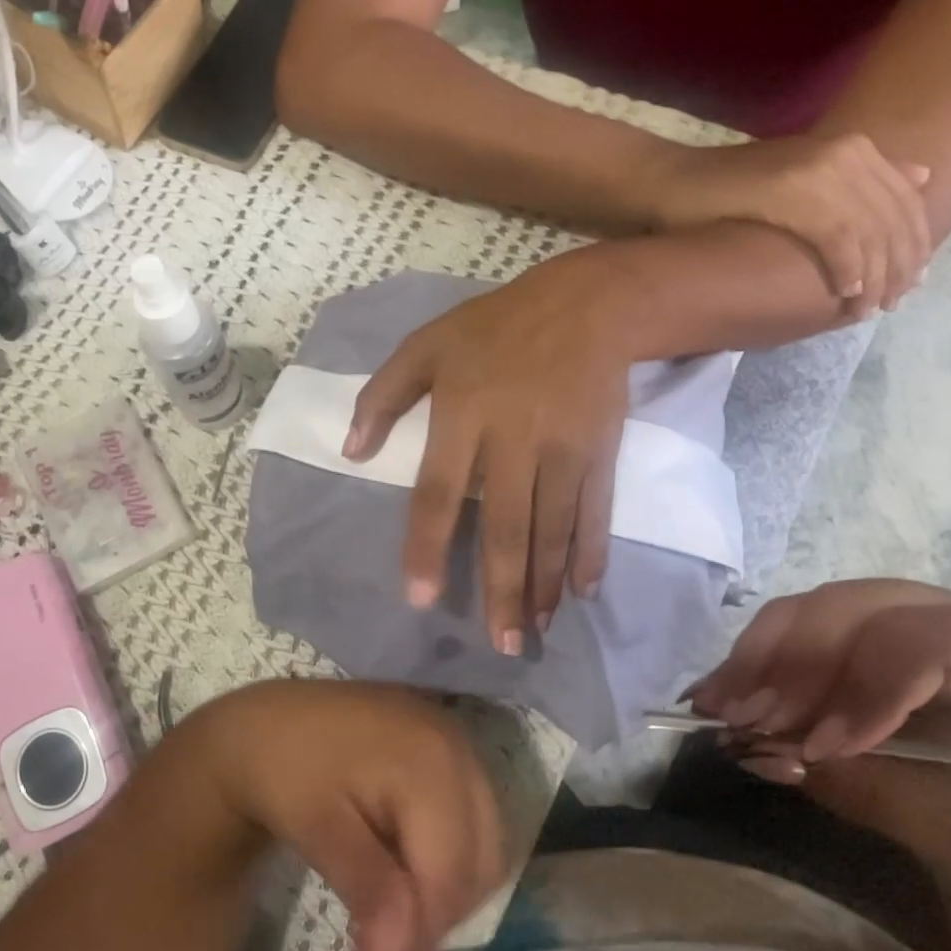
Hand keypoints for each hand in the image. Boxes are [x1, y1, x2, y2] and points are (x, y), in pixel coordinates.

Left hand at [191, 681, 507, 950]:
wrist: (264, 719)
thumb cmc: (285, 769)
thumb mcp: (318, 828)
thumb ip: (367, 890)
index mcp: (430, 762)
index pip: (450, 872)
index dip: (421, 930)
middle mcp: (458, 746)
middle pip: (481, 860)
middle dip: (440, 910)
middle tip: (385, 939)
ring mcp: (456, 741)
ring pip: (484, 843)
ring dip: (449, 885)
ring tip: (391, 904)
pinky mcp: (448, 745)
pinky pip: (474, 816)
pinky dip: (449, 852)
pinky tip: (401, 862)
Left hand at [343, 256, 631, 654]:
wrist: (586, 305)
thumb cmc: (492, 328)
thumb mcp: (424, 345)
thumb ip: (382, 396)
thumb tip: (350, 452)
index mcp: (462, 416)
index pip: (438, 494)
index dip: (427, 548)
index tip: (420, 598)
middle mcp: (513, 442)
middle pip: (504, 527)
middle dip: (501, 589)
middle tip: (500, 645)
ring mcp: (562, 450)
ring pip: (550, 530)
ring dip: (542, 585)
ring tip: (534, 630)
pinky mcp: (600, 453)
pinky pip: (594, 512)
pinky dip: (588, 553)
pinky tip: (581, 591)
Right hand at [644, 134, 931, 314]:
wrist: (666, 182)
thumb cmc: (722, 189)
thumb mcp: (796, 177)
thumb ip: (853, 180)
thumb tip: (923, 174)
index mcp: (850, 147)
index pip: (903, 199)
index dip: (913, 243)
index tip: (910, 281)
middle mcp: (846, 153)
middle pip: (894, 217)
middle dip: (900, 266)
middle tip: (892, 304)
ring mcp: (821, 170)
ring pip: (872, 231)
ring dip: (877, 275)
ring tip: (869, 308)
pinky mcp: (794, 193)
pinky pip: (839, 238)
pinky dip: (848, 268)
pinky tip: (846, 292)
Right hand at [689, 579, 950, 891]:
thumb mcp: (946, 818)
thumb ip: (856, 780)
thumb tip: (761, 751)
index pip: (925, 643)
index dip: (867, 689)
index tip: (823, 749)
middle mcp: (944, 615)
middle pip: (847, 611)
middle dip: (790, 665)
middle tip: (746, 720)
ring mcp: (889, 618)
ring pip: (804, 614)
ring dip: (755, 662)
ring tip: (719, 711)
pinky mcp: (846, 635)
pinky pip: (784, 633)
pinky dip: (746, 666)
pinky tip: (713, 697)